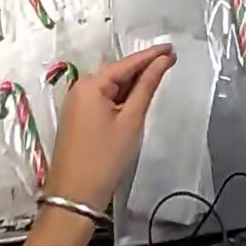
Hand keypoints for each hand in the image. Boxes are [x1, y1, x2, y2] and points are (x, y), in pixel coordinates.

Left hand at [43, 44, 175, 210]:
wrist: (74, 199)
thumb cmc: (104, 158)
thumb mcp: (130, 120)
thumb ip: (147, 86)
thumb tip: (162, 61)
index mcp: (90, 85)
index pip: (127, 63)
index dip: (151, 55)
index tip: (171, 47)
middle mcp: (80, 88)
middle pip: (117, 72)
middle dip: (142, 67)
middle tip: (170, 60)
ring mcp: (77, 103)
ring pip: (111, 86)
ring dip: (133, 82)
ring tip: (158, 75)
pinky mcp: (78, 117)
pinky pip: (103, 98)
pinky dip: (121, 96)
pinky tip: (137, 97)